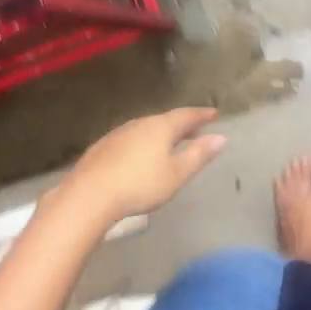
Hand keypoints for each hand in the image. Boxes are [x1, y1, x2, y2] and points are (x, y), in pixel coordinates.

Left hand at [61, 108, 226, 224]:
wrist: (90, 195)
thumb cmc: (140, 185)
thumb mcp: (176, 174)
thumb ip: (199, 155)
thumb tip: (221, 137)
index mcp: (160, 127)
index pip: (186, 115)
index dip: (201, 115)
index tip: (213, 114)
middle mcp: (139, 124)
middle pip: (165, 120)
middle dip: (181, 124)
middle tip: (195, 129)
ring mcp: (118, 134)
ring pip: (145, 129)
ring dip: (161, 133)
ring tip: (170, 143)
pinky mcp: (102, 148)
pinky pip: (130, 139)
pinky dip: (142, 142)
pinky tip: (140, 155)